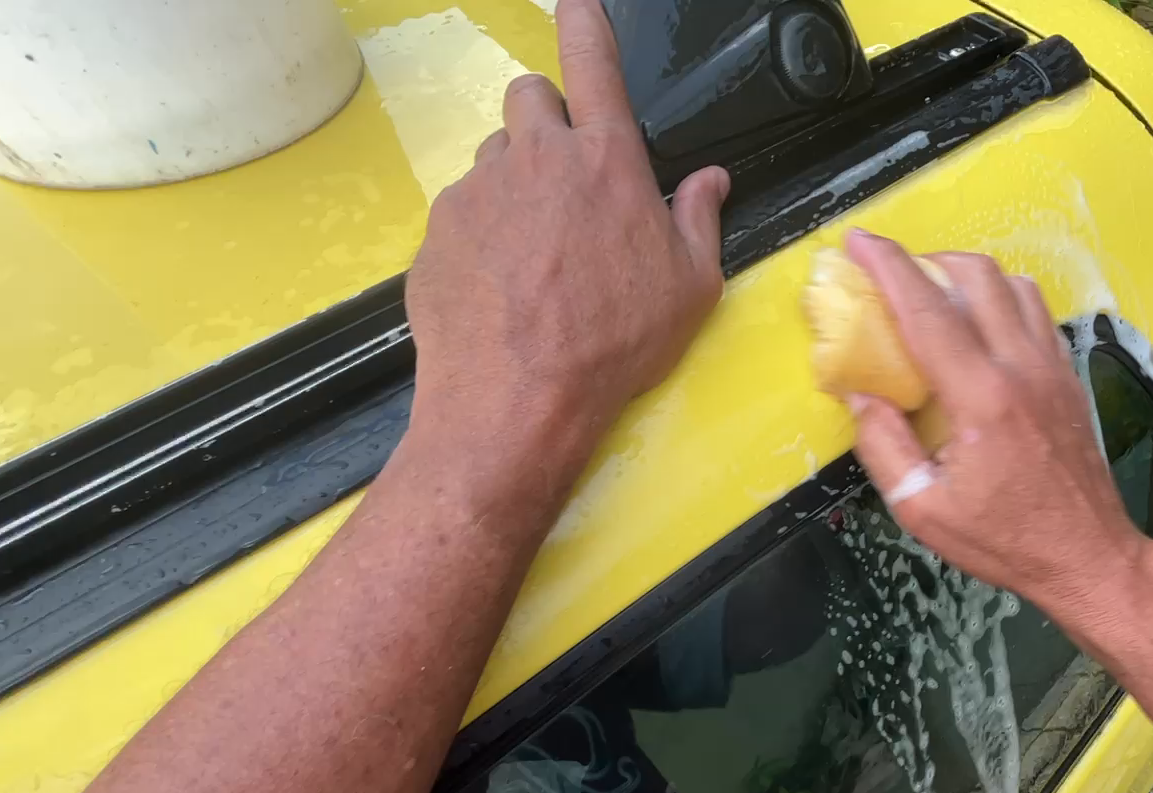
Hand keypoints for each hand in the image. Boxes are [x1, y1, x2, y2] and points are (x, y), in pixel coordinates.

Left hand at [401, 0, 729, 498]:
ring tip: (540, 251)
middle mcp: (536, 157)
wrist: (523, 394)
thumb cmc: (620, 340)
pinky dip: (488, 230)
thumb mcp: (691, 289)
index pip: (591, 61)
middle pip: (530, 97)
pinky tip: (506, 283)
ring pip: (496, 155)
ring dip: (519, 180)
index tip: (579, 3)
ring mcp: (478, 188)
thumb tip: (713, 179)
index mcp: (606, 163)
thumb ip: (701, 221)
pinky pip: (466, 208)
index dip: (586, 23)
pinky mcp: (439, 227)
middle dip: (550, 122)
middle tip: (571, 184)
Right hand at [842, 230, 1152, 620]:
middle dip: (927, 260)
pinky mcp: (1069, 376)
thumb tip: (859, 395)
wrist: (1087, 555)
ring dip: (967, 275)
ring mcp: (1053, 367)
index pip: (927, 311)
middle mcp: (1022, 367)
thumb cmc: (1003, 540)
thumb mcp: (923, 510)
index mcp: (981, 398)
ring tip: (936, 297)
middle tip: (894, 278)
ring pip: (1013, 285)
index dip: (887, 267)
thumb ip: (884, 447)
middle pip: (976, 276)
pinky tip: (981, 326)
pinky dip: (1001, 299)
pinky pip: (1036, 312)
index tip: (857, 240)